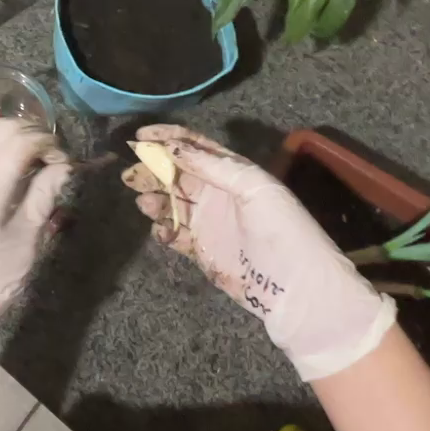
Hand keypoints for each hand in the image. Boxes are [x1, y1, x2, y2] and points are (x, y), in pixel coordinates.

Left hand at [0, 118, 71, 343]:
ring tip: (38, 164)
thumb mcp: (25, 243)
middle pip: (1, 129)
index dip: (48, 143)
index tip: (66, 162)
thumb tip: (63, 167)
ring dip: (14, 140)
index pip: (21, 141)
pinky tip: (15, 173)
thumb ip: (43, 197)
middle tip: (53, 158)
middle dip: (32, 134)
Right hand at [122, 125, 394, 379]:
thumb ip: (213, 166)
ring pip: (171, 203)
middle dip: (152, 169)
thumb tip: (173, 147)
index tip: (139, 138)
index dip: (166, 139)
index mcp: (233, 172)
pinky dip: (162, 230)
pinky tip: (159, 231)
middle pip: (177, 173)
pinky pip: (175, 235)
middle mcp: (219, 193)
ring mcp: (210, 222)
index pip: (194, 146)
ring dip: (154, 198)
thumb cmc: (282, 233)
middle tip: (130, 174)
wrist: (299, 293)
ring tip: (142, 201)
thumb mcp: (254, 189)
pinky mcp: (203, 251)